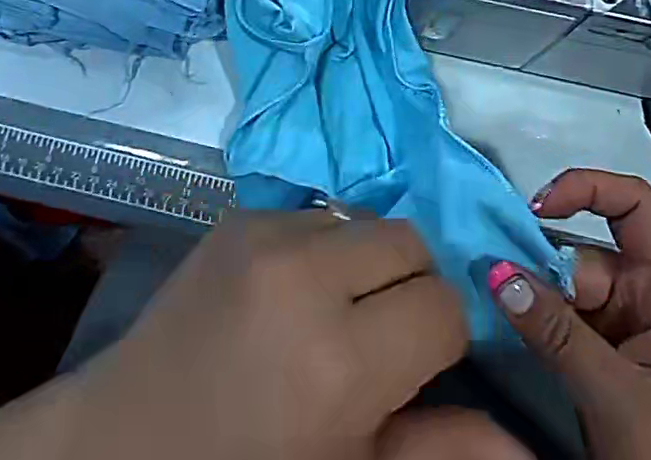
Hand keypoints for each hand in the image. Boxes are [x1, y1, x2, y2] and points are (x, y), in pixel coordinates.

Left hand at [66, 210, 529, 459]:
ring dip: (365, 261)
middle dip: (408, 284)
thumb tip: (530, 447)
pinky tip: (288, 292)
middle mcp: (305, 276)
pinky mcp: (237, 216)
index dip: (437, 337)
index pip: (443, 305)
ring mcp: (265, 233)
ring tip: (328, 310)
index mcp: (339, 360)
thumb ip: (442, 450)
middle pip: (411, 241)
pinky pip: (315, 214)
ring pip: (366, 220)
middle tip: (374, 334)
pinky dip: (321, 246)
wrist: (121, 442)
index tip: (412, 364)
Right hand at [488, 169, 650, 459]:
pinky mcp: (608, 368)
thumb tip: (500, 274)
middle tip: (492, 284)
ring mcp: (627, 337)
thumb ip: (560, 337)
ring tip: (492, 308)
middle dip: (539, 267)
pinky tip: (507, 331)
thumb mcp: (628, 401)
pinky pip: (563, 330)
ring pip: (567, 296)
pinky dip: (534, 328)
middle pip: (584, 258)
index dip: (586, 189)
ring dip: (531, 302)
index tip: (535, 208)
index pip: (634, 208)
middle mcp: (650, 302)